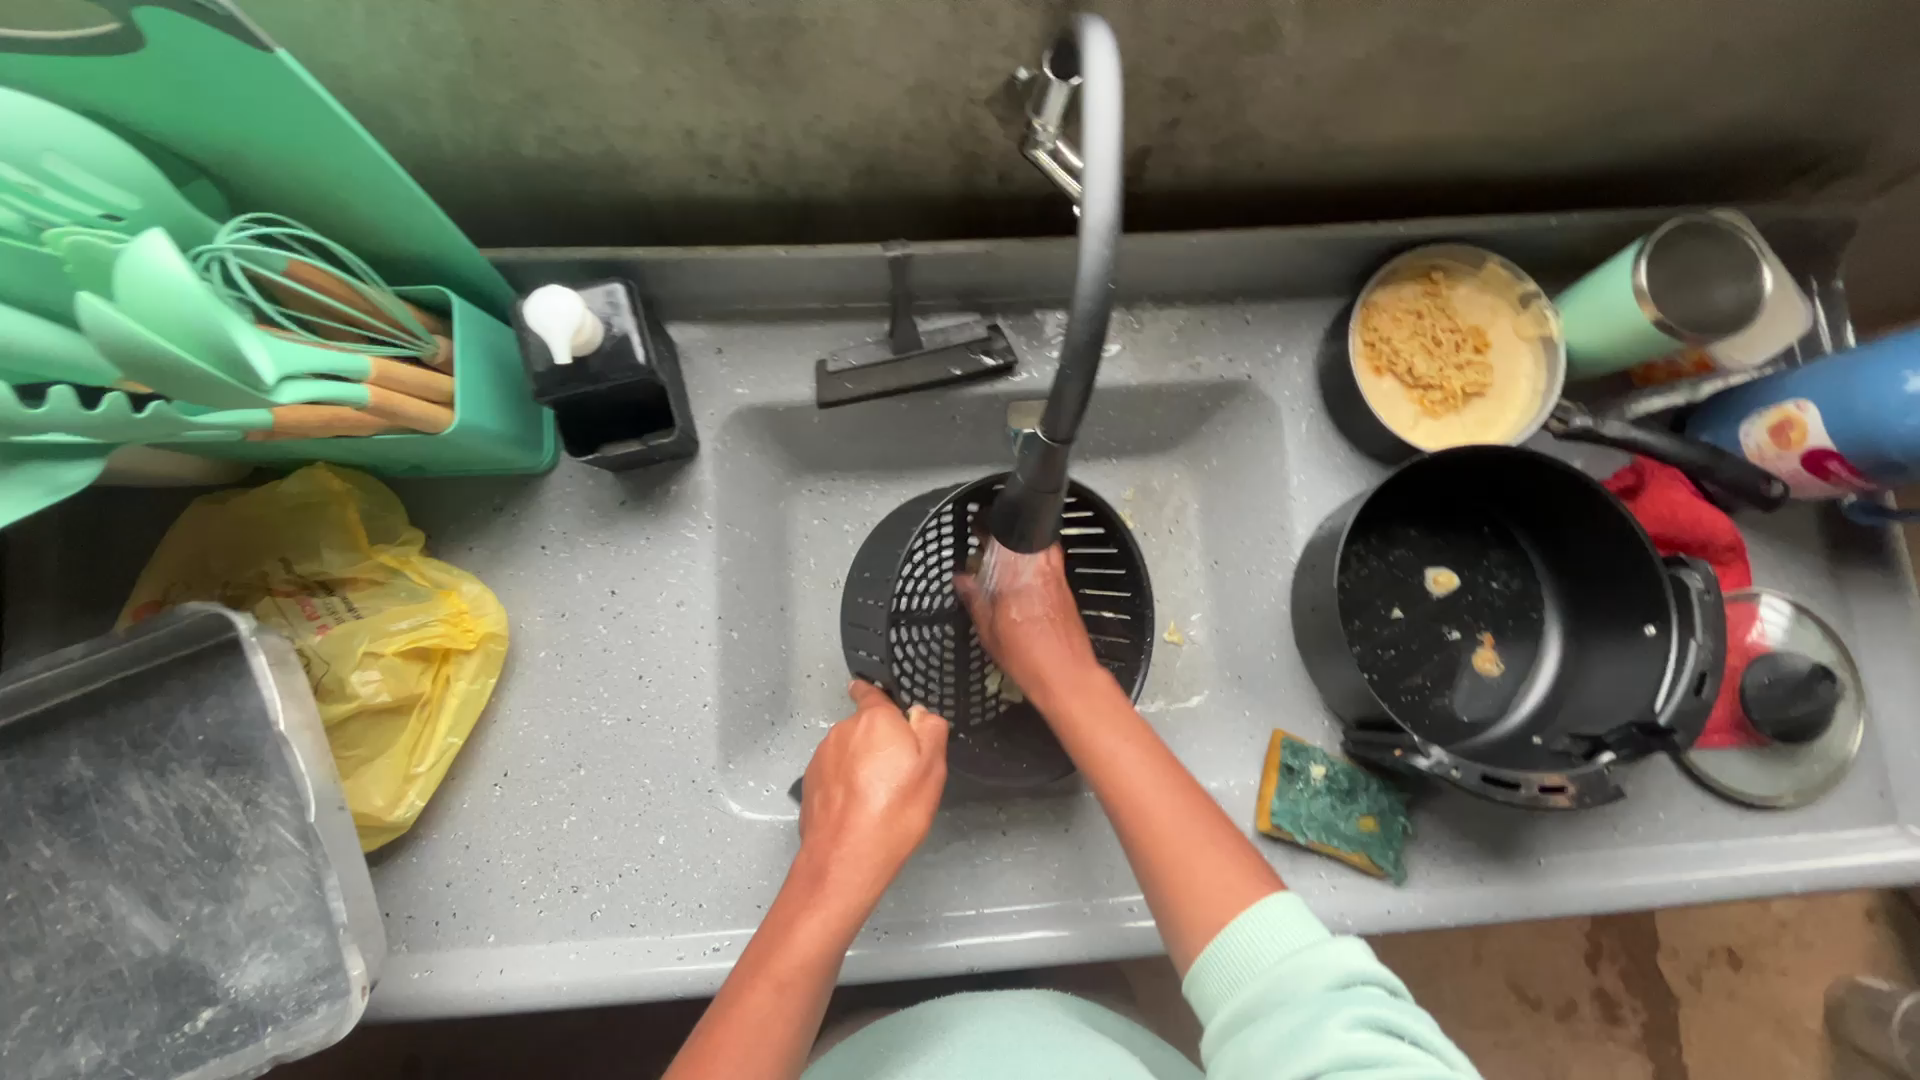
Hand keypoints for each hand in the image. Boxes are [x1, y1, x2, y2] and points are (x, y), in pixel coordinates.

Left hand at [797, 681, 948, 904]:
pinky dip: (846, 784)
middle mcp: (843, 730)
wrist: (845, 859)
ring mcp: (822, 757)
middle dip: (879, 742)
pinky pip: (834, 773)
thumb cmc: (895, 811)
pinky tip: (859, 808)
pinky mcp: (810, 782)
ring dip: (862, 764)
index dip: (879, 698)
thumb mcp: (933, 768)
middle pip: (865, 727)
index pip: (872, 693)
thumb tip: (919, 714)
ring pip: (849, 751)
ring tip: (879, 797)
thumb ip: (931, 730)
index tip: (884, 705)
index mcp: (874, 719)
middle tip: (898, 774)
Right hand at [955, 543, 1105, 710]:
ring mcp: (1057, 575)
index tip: (977, 527)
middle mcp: (1040, 567)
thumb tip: (960, 577)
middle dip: (1008, 535)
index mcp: (1017, 573)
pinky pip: (1049, 562)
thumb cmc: (1025, 656)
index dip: (988, 527)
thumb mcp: (988, 630)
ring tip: (1006, 560)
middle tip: (991, 544)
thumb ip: (974, 599)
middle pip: (1026, 535)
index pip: (1003, 535)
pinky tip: (1022, 580)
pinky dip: (1034, 563)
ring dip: (1023, 547)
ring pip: (1040, 546)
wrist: (1067, 674)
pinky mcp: (1067, 587)